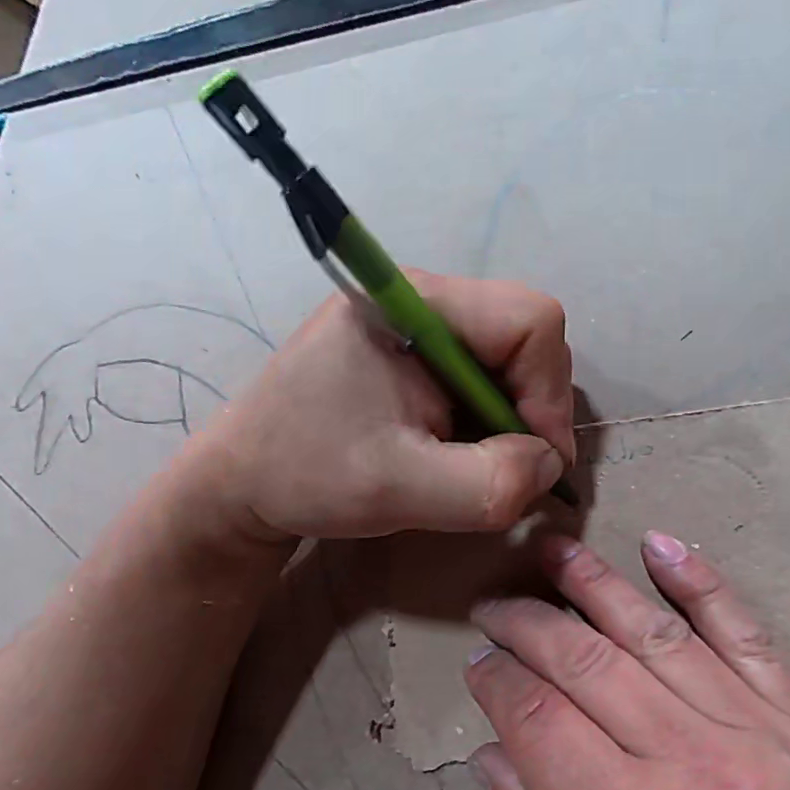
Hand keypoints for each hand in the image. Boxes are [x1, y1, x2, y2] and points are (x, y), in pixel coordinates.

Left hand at [191, 270, 575, 539]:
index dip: (548, 392)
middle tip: (507, 470)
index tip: (536, 460)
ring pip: (510, 362)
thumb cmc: (304, 475)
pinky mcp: (414, 355)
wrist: (241, 483)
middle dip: (530, 410)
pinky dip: (487, 422)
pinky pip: (482, 378)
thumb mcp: (399, 489)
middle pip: (526, 338)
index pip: (530, 320)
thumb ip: (490, 483)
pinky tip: (453, 453)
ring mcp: (418, 325)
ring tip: (470, 466)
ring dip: (509, 421)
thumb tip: (548, 463)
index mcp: (414, 304)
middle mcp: (422, 300)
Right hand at [465, 533, 789, 789]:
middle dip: (527, 624)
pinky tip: (660, 544)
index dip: (496, 682)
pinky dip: (702, 584)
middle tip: (494, 604)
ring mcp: (762, 739)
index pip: (537, 719)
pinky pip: (748, 635)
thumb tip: (490, 753)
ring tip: (553, 549)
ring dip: (596, 581)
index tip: (477, 663)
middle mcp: (694, 771)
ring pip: (655, 633)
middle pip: (586, 664)